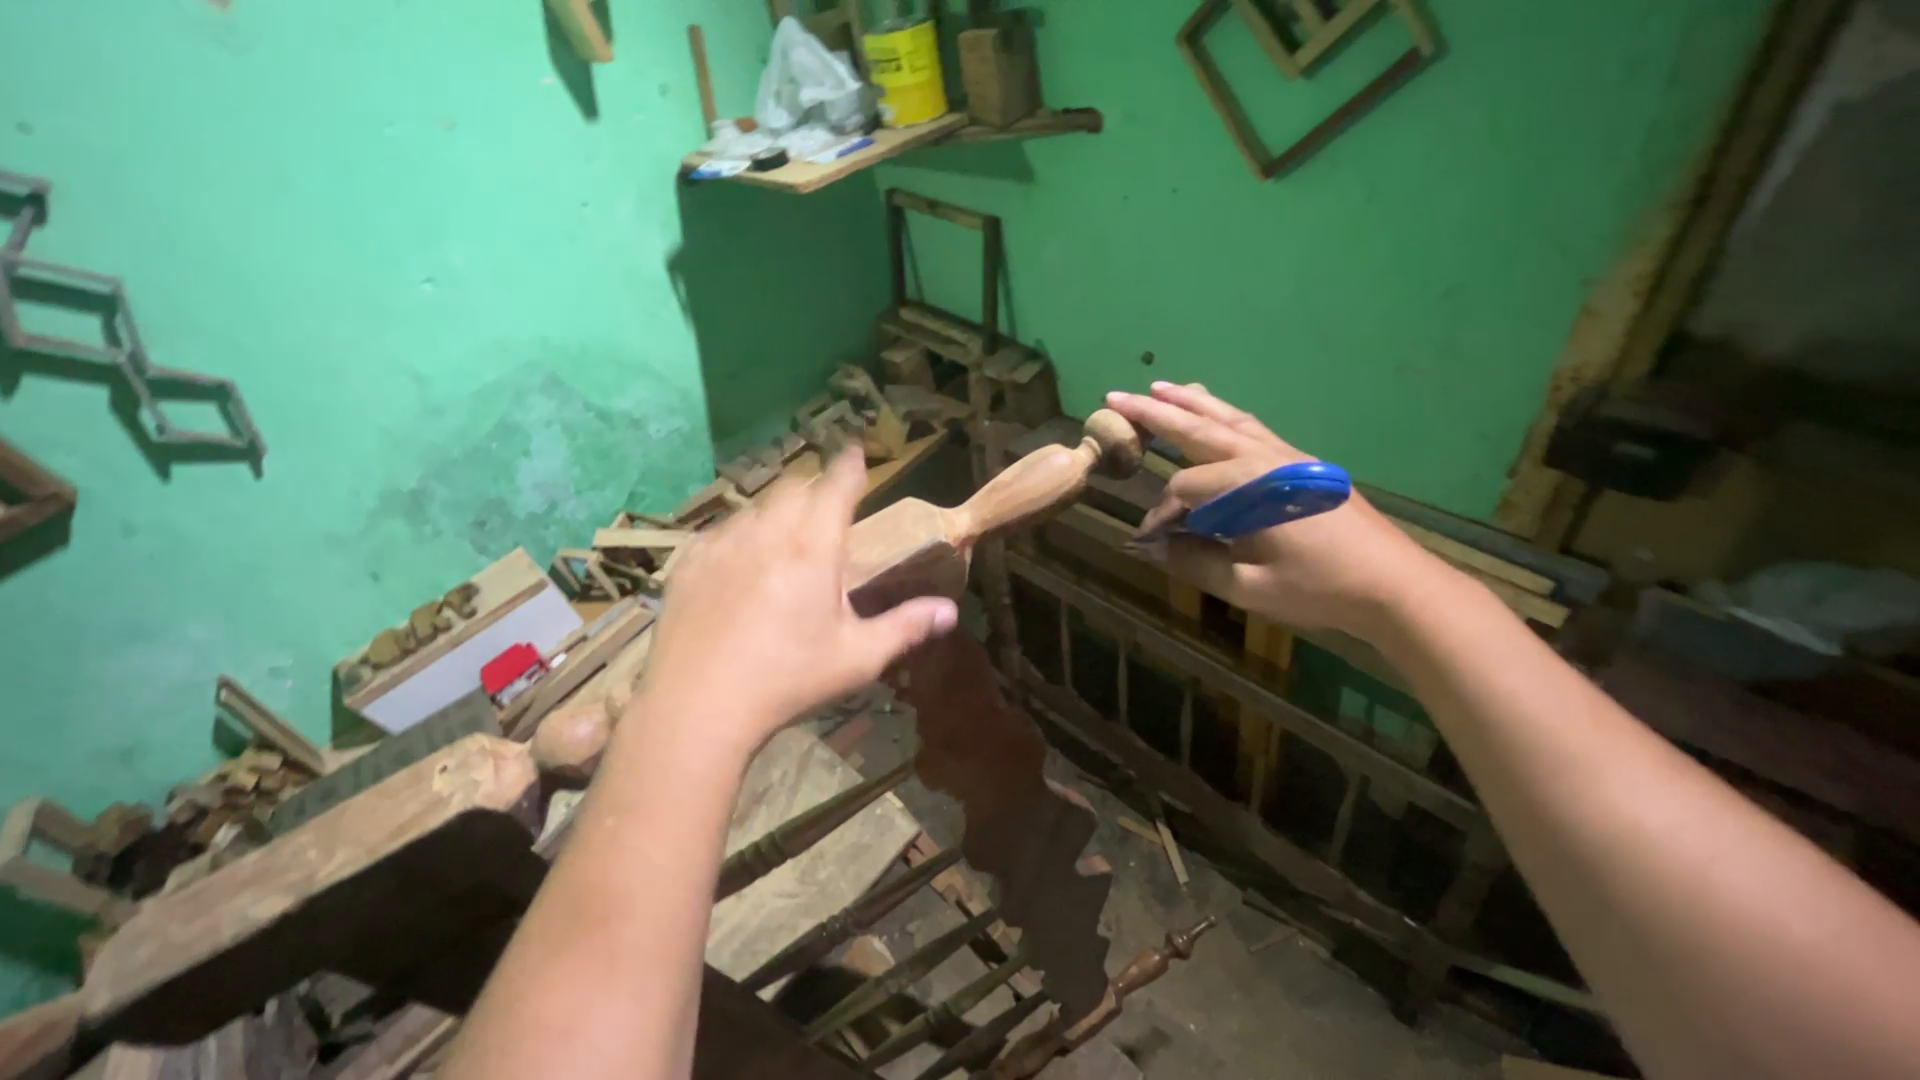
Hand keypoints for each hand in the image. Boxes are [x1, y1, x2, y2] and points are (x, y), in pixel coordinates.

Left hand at [633, 449, 959, 757]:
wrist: (698, 705)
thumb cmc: (787, 680)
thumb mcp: (856, 659)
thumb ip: (905, 628)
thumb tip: (950, 611)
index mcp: (813, 548)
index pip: (836, 486)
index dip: (849, 465)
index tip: (855, 450)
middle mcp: (767, 532)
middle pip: (793, 487)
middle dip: (813, 489)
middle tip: (824, 507)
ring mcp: (722, 543)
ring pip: (755, 507)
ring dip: (776, 512)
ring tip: (783, 539)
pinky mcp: (689, 560)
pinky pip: (720, 531)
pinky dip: (739, 536)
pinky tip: (740, 564)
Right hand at [1105, 383, 1435, 638]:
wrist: (1392, 584)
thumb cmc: (1318, 588)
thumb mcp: (1249, 586)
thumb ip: (1196, 562)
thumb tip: (1151, 546)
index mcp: (1246, 486)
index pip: (1183, 491)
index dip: (1160, 515)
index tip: (1151, 541)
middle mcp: (1261, 458)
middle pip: (1197, 429)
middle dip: (1153, 413)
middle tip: (1115, 396)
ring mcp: (1284, 455)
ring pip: (1227, 418)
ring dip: (1190, 402)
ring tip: (1160, 387)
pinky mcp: (1301, 462)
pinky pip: (1251, 427)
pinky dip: (1223, 414)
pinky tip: (1215, 414)